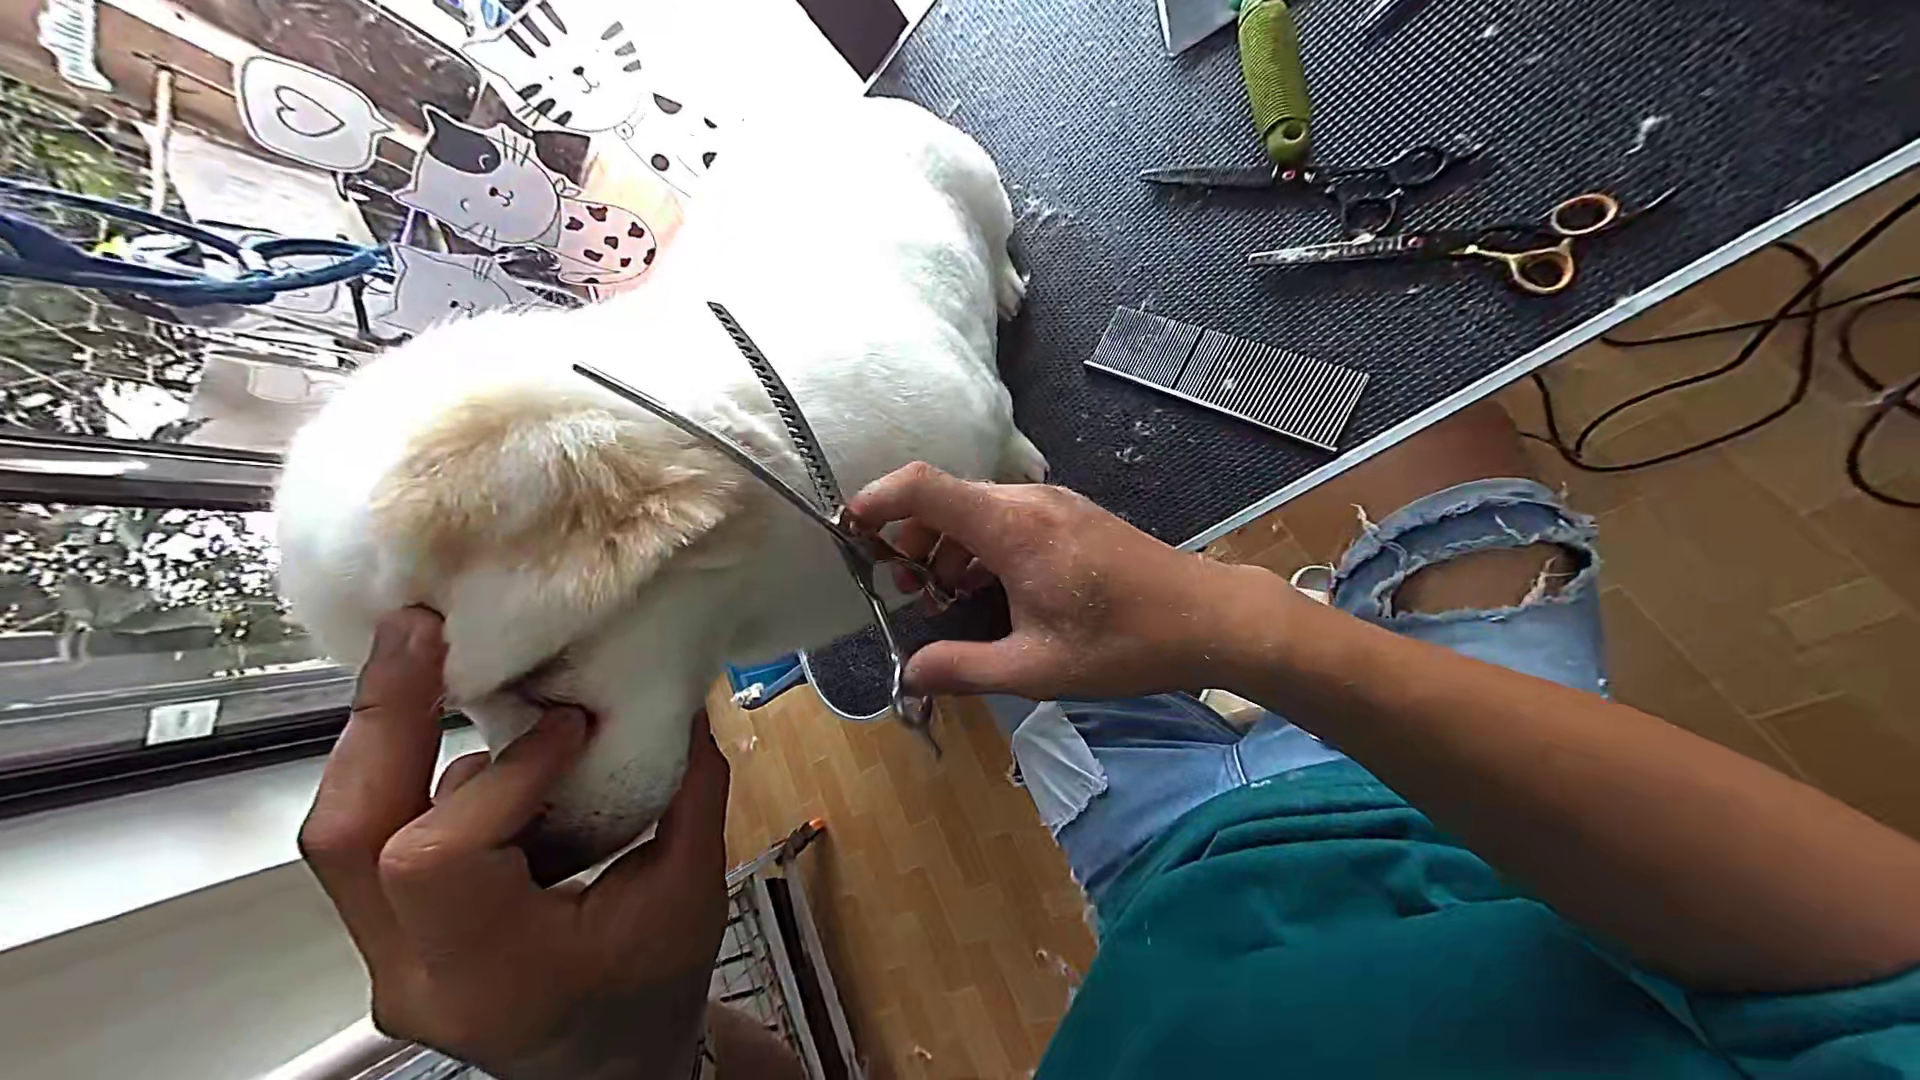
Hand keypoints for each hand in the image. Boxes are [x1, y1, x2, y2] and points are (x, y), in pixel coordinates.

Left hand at [299, 608, 729, 1079]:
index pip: (442, 855)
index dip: (509, 772)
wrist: (607, 1065)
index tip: (575, 724)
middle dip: (383, 716)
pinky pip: (384, 831)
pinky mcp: (399, 923)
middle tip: (417, 630)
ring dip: (391, 731)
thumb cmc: (653, 988)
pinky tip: (468, 725)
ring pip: (345, 831)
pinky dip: (417, 763)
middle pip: (345, 837)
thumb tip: (689, 702)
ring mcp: (389, 948)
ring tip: (434, 655)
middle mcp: (411, 965)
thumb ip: (692, 793)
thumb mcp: (692, 891)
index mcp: (492, 969)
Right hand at [848, 463, 1305, 699]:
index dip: (877, 500)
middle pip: (942, 500)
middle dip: (910, 541)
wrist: (1206, 618)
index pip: (923, 487)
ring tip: (945, 597)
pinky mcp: (1066, 517)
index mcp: (1011, 528)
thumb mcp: (1036, 667)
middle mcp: (1026, 501)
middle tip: (906, 592)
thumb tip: (910, 676)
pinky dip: (977, 548)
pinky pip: (1002, 520)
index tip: (850, 532)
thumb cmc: (1122, 642)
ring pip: (972, 511)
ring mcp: (1050, 505)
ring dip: (945, 548)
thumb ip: (963, 667)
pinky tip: (987, 589)